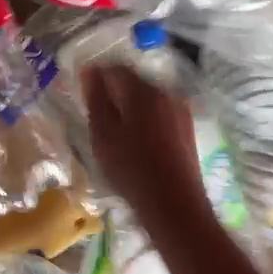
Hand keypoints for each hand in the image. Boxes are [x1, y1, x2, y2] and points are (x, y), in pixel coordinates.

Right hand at [80, 64, 210, 226]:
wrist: (175, 206)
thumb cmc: (132, 169)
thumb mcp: (103, 135)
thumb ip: (95, 99)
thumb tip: (89, 71)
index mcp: (140, 89)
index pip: (113, 68)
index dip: (96, 77)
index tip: (85, 94)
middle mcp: (163, 91)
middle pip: (132, 80)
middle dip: (115, 90)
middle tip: (100, 114)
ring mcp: (179, 108)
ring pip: (148, 96)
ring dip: (132, 104)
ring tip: (120, 130)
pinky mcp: (187, 126)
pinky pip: (161, 110)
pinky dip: (147, 117)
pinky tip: (141, 140)